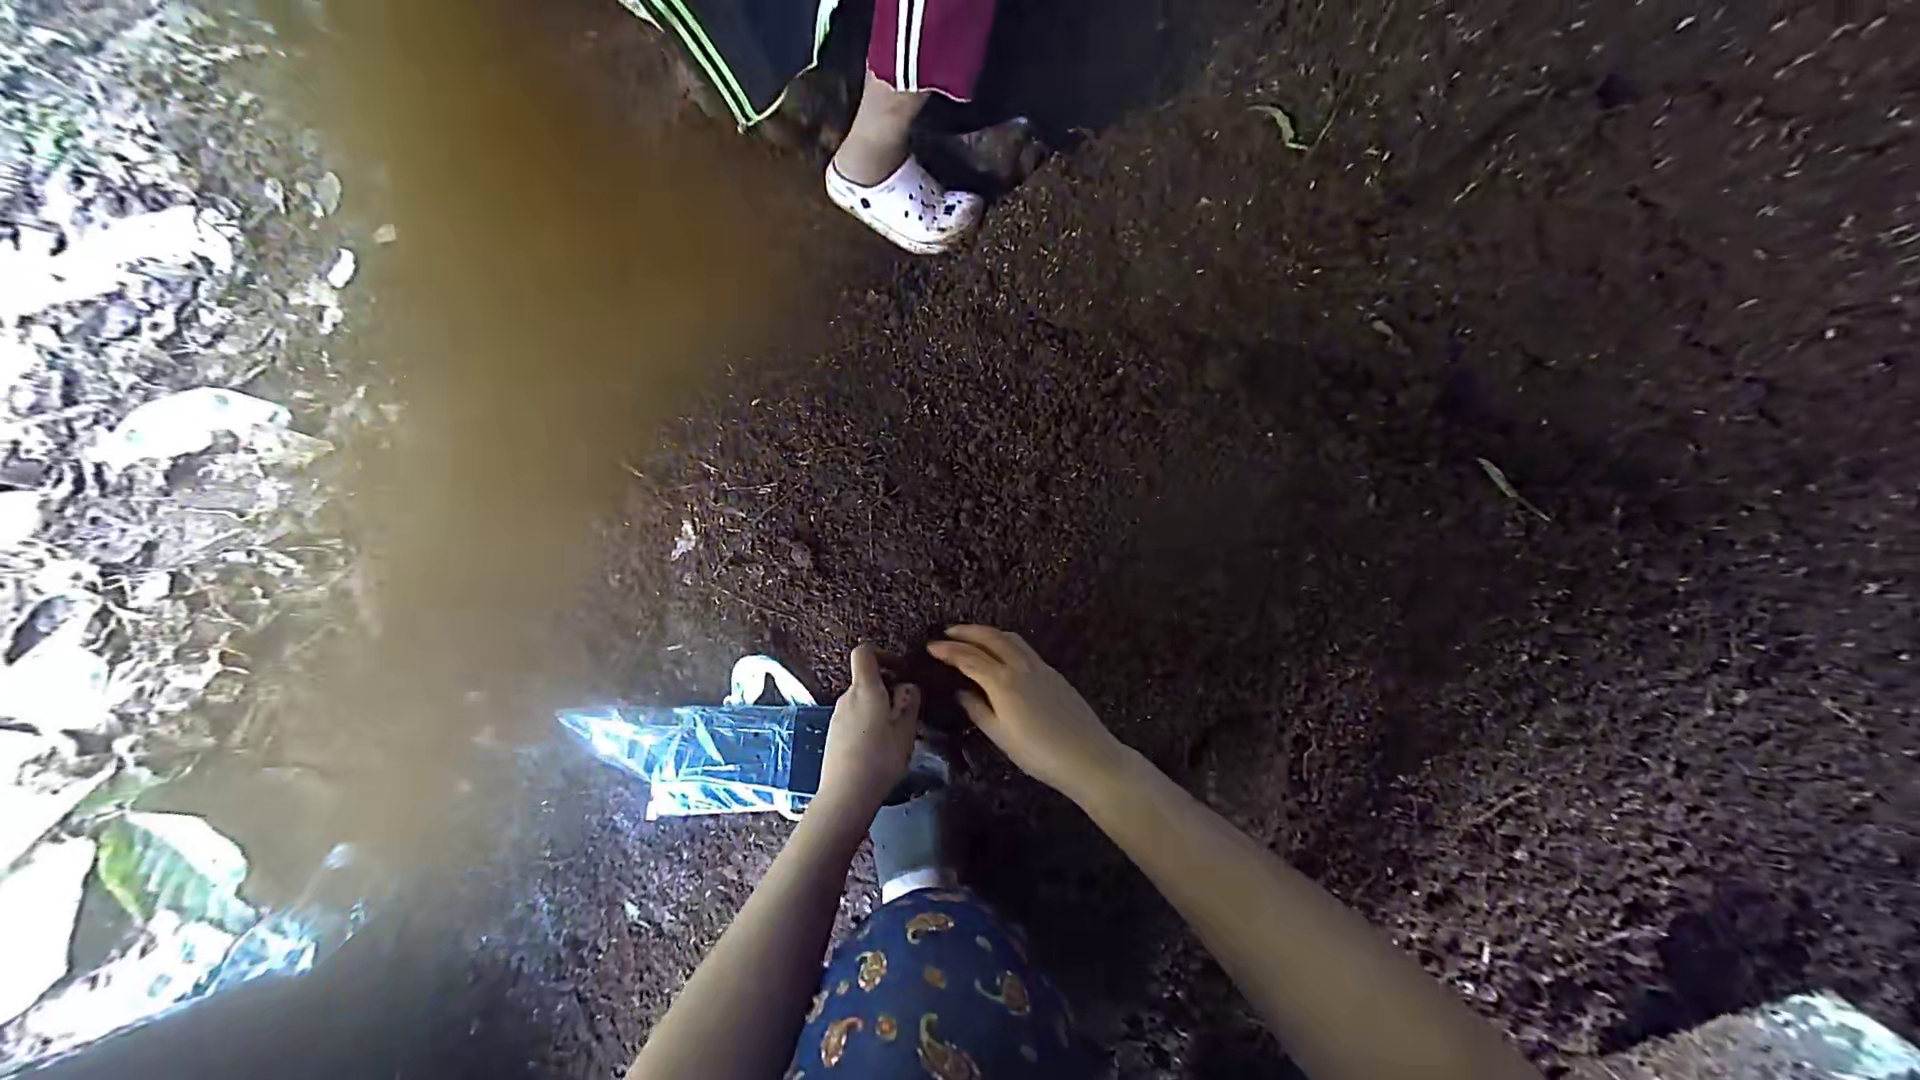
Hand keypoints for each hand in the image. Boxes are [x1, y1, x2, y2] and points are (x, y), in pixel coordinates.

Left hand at [815, 644, 919, 815]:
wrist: (846, 794)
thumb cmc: (881, 757)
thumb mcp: (906, 728)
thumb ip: (909, 701)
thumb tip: (906, 687)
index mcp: (865, 689)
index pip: (864, 652)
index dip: (882, 653)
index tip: (899, 668)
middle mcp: (847, 697)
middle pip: (866, 680)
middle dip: (887, 689)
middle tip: (906, 710)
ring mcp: (837, 717)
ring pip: (861, 702)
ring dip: (878, 709)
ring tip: (895, 734)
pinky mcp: (833, 735)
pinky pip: (854, 719)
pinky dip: (868, 724)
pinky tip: (879, 748)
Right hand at [927, 625, 1130, 802]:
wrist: (1088, 756)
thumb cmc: (1039, 754)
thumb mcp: (1001, 736)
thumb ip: (979, 711)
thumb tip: (962, 693)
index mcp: (1003, 682)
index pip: (969, 658)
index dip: (948, 650)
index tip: (931, 647)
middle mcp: (1020, 667)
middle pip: (990, 638)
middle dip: (967, 631)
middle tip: (948, 632)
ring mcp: (1040, 667)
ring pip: (1010, 638)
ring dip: (987, 632)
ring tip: (972, 636)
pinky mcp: (1054, 673)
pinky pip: (1024, 647)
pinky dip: (1006, 641)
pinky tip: (1002, 652)